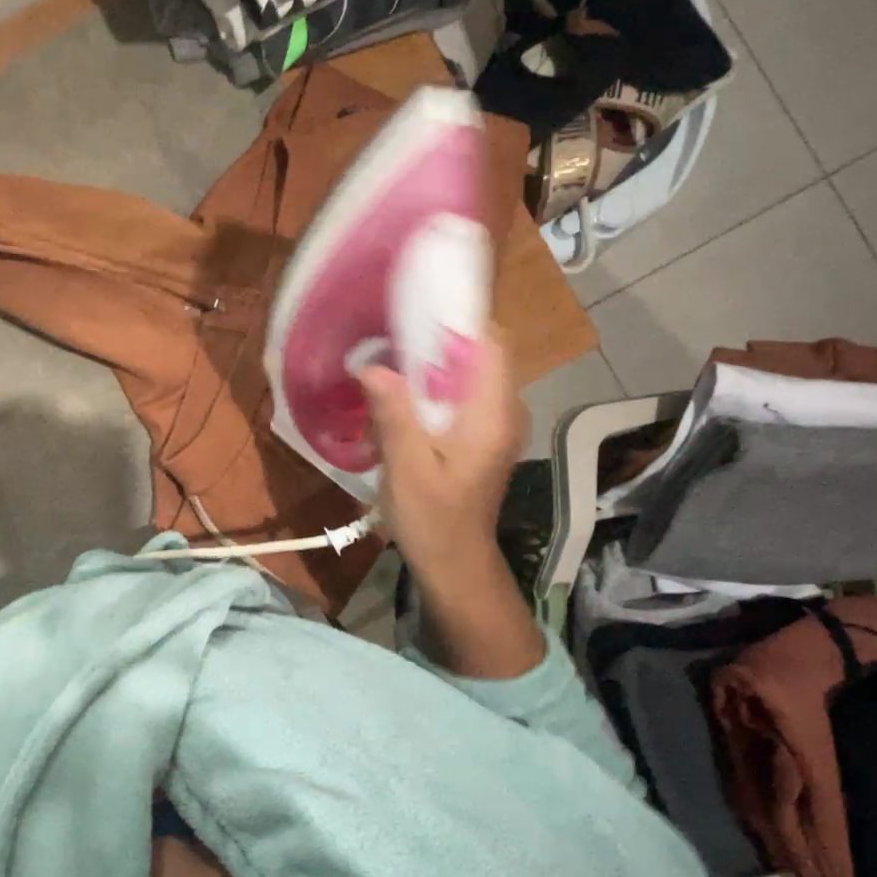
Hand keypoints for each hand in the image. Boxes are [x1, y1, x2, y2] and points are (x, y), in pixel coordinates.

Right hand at [357, 331, 525, 586]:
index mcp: (491, 415)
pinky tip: (399, 404)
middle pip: (479, 353)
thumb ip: (394, 415)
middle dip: (435, 342)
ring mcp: (494, 424)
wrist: (455, 563)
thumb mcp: (406, 468)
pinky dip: (433, 389)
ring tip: (387, 370)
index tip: (413, 313)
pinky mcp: (481, 436)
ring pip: (468, 373)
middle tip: (387, 343)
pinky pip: (461, 395)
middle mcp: (503, 411)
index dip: (457, 320)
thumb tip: (373, 366)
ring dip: (430, 367)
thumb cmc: (432, 519)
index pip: (490, 344)